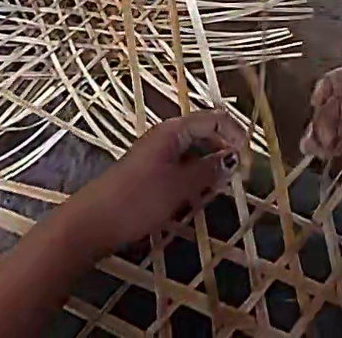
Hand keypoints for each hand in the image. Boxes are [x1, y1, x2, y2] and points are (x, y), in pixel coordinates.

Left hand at [58, 111, 246, 256]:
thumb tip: (234, 158)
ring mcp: (156, 153)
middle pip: (205, 131)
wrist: (91, 223)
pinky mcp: (150, 172)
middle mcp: (166, 135)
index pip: (214, 118)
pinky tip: (196, 196)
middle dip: (224, 149)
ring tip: (220, 188)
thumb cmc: (137, 200)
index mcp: (174, 130)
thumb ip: (208, 171)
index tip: (249, 160)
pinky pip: (181, 165)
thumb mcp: (179, 187)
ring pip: (194, 150)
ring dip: (209, 165)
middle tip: (239, 176)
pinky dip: (194, 176)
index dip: (235, 134)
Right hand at [300, 56, 341, 234]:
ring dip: (320, 129)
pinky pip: (338, 144)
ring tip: (312, 148)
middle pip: (339, 102)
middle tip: (323, 137)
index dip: (331, 85)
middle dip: (324, 114)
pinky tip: (313, 152)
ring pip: (335, 123)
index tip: (317, 100)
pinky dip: (323, 145)